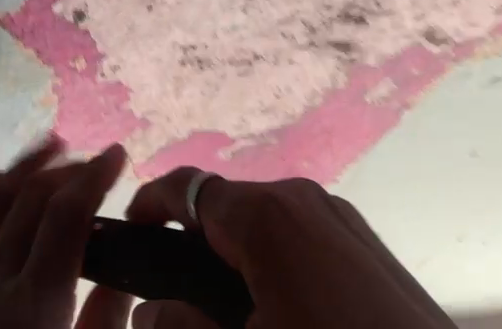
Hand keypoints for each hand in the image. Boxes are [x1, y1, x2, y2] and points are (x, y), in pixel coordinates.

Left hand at [0, 136, 132, 328]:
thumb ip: (104, 327)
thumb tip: (118, 284)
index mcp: (33, 303)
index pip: (66, 215)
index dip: (95, 177)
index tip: (120, 155)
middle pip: (31, 198)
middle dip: (68, 168)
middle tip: (96, 159)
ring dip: (24, 167)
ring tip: (53, 147)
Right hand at [125, 168, 455, 328]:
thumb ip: (181, 328)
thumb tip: (149, 310)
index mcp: (267, 214)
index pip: (186, 188)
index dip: (150, 205)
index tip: (130, 232)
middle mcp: (304, 199)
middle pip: (227, 205)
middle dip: (196, 242)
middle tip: (181, 292)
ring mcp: (344, 220)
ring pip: (268, 223)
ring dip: (240, 255)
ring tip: (236, 310)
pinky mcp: (371, 248)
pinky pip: (305, 239)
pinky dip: (279, 263)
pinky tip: (289, 315)